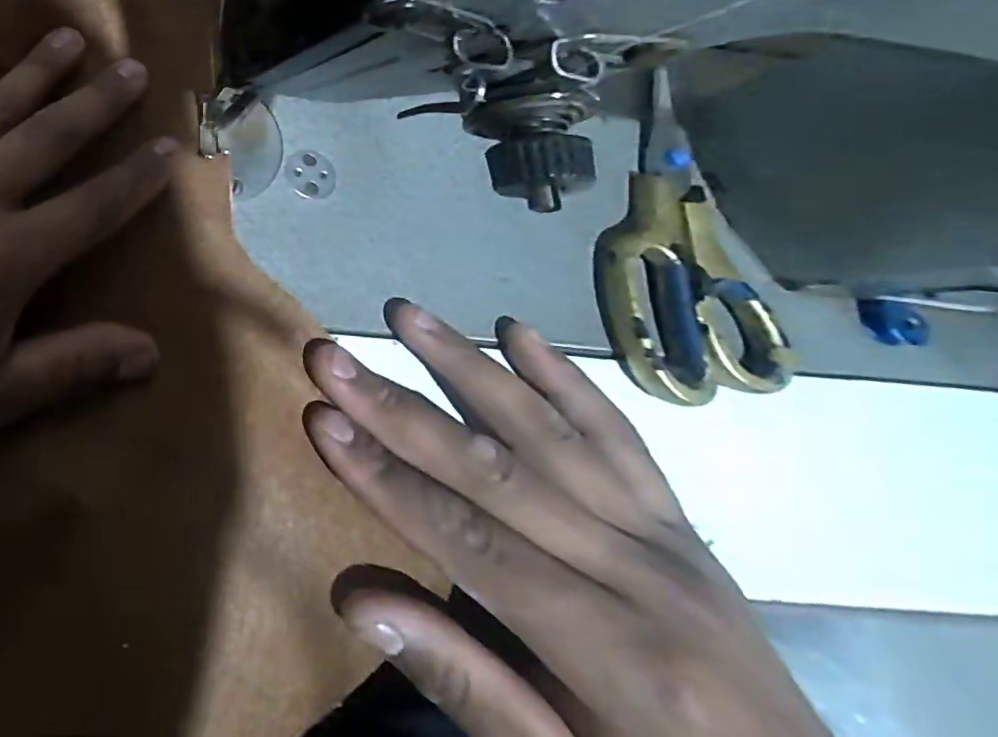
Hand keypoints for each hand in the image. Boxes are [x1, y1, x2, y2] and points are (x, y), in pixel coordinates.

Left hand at [0, 26, 177, 517]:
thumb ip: (72, 364)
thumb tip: (151, 352)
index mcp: (6, 260)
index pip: (93, 208)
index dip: (138, 179)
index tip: (170, 148)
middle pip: (47, 140)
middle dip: (96, 103)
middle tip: (132, 68)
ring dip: (31, 73)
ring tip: (67, 40)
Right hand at [301, 300, 828, 736]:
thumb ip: (465, 683)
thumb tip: (356, 597)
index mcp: (616, 654)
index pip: (469, 541)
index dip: (386, 478)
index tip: (321, 417)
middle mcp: (640, 572)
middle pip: (495, 469)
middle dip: (399, 407)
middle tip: (332, 355)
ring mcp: (665, 533)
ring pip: (548, 428)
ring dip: (468, 364)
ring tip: (405, 314)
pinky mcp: (677, 516)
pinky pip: (616, 431)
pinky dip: (562, 377)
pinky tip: (517, 330)